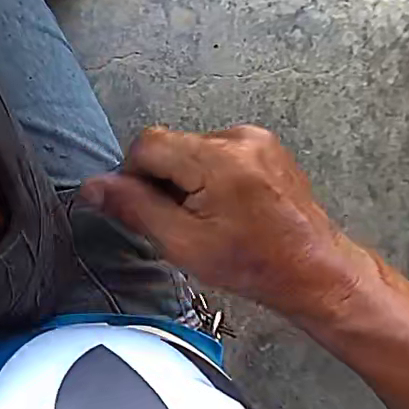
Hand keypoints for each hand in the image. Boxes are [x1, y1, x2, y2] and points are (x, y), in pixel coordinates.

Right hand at [80, 125, 382, 328]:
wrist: (314, 270)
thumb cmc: (256, 265)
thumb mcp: (183, 245)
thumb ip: (135, 208)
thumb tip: (94, 186)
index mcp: (218, 160)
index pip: (146, 144)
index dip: (135, 177)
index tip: (149, 209)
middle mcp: (238, 138)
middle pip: (169, 145)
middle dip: (163, 180)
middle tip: (181, 220)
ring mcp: (255, 139)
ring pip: (189, 148)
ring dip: (185, 178)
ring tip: (207, 217)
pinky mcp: (264, 145)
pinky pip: (215, 151)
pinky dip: (207, 175)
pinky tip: (223, 207)